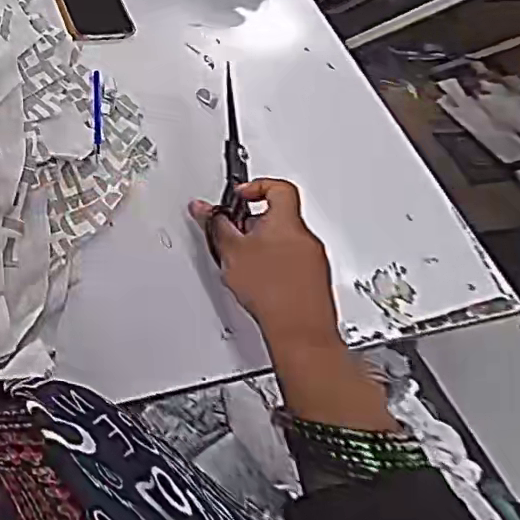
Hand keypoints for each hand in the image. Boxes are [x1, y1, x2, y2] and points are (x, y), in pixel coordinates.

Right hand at [193, 180, 394, 430]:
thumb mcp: (231, 252)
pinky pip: (293, 258)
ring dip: (262, 243)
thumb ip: (216, 225)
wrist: (301, 333)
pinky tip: (257, 279)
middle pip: (279, 214)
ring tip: (243, 260)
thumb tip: (204, 209)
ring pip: (284, 238)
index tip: (239, 197)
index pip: (278, 187)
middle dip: (252, 221)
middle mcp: (305, 238)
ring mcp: (313, 259)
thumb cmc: (273, 294)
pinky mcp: (314, 279)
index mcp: (287, 223)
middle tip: (233, 232)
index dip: (255, 186)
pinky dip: (274, 262)